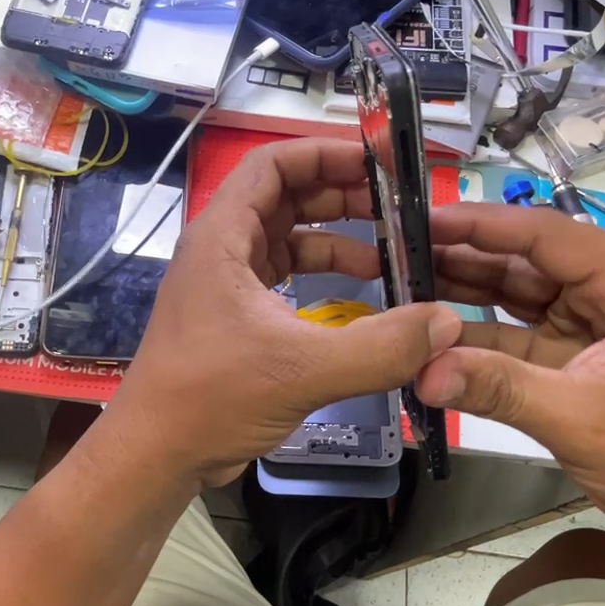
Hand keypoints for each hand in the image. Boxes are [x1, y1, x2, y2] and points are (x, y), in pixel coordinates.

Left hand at [101, 138, 463, 489]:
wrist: (156, 453)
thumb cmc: (210, 398)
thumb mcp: (302, 369)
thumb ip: (380, 347)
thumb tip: (448, 324)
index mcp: (222, 237)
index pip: (273, 164)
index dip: (325, 152)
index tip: (380, 160)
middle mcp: (221, 250)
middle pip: (286, 196)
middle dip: (342, 194)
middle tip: (399, 207)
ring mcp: (227, 284)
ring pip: (287, 239)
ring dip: (337, 240)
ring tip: (391, 254)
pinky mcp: (237, 317)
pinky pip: (285, 279)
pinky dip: (322, 279)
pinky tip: (361, 298)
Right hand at [414, 203, 604, 531]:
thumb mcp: (578, 415)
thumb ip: (496, 388)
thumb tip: (421, 373)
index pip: (550, 237)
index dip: (485, 225)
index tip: (425, 216)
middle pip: (528, 263)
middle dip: (466, 256)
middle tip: (401, 248)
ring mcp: (592, 327)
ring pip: (517, 297)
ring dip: (465, 293)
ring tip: (404, 279)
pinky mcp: (573, 360)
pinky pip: (515, 337)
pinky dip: (475, 339)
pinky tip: (432, 332)